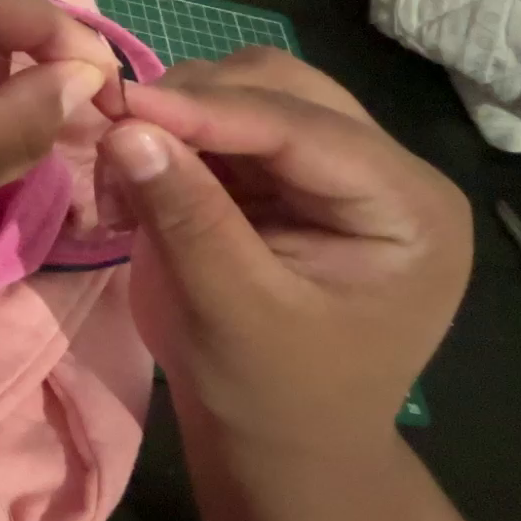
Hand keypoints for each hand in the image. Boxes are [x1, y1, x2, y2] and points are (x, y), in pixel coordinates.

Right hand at [96, 48, 472, 454]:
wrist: (271, 433)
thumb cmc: (269, 387)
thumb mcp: (229, 307)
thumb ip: (185, 214)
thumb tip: (124, 128)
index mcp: (404, 207)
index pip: (303, 129)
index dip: (207, 109)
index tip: (121, 104)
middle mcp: (374, 169)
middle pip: (276, 86)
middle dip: (190, 101)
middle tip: (115, 131)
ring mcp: (318, 166)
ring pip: (236, 90)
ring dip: (170, 117)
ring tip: (122, 172)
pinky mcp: (267, 173)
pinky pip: (205, 123)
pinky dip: (160, 138)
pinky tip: (130, 178)